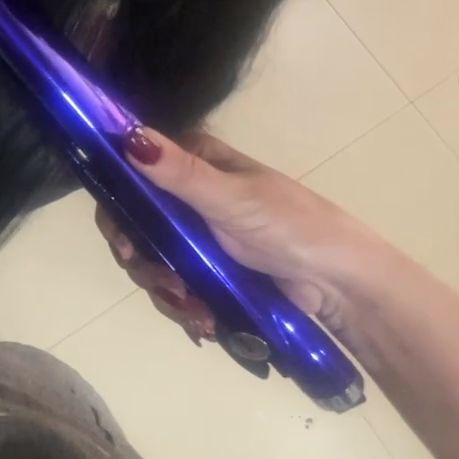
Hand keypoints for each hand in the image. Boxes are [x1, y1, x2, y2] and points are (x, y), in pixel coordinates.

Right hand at [98, 129, 378, 340]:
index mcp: (191, 162)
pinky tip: (201, 321)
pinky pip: (173, 285)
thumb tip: (129, 137)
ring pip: (150, 260)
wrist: (342, 284)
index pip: (129, 177)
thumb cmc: (292, 226)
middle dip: (142, 261)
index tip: (125, 244)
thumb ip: (180, 172)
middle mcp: (185, 194)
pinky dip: (181, 305)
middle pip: (132, 225)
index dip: (117, 210)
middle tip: (166, 285)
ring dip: (164, 289)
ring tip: (195, 312)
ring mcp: (194, 234)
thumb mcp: (233, 197)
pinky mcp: (205, 269)